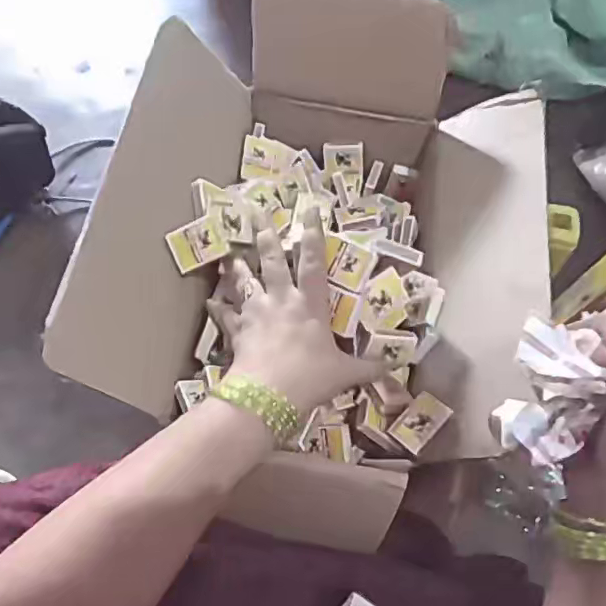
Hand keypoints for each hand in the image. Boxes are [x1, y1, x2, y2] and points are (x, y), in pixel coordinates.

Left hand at [208, 205, 384, 412]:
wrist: (268, 396)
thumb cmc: (310, 378)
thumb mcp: (344, 374)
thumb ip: (367, 368)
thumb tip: (393, 366)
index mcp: (310, 305)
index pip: (313, 262)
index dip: (313, 234)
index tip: (310, 209)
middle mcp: (281, 301)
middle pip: (273, 262)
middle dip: (267, 237)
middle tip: (258, 215)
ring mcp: (256, 314)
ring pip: (245, 283)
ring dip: (238, 269)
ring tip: (231, 256)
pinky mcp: (237, 331)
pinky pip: (226, 316)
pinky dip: (219, 309)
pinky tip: (212, 302)